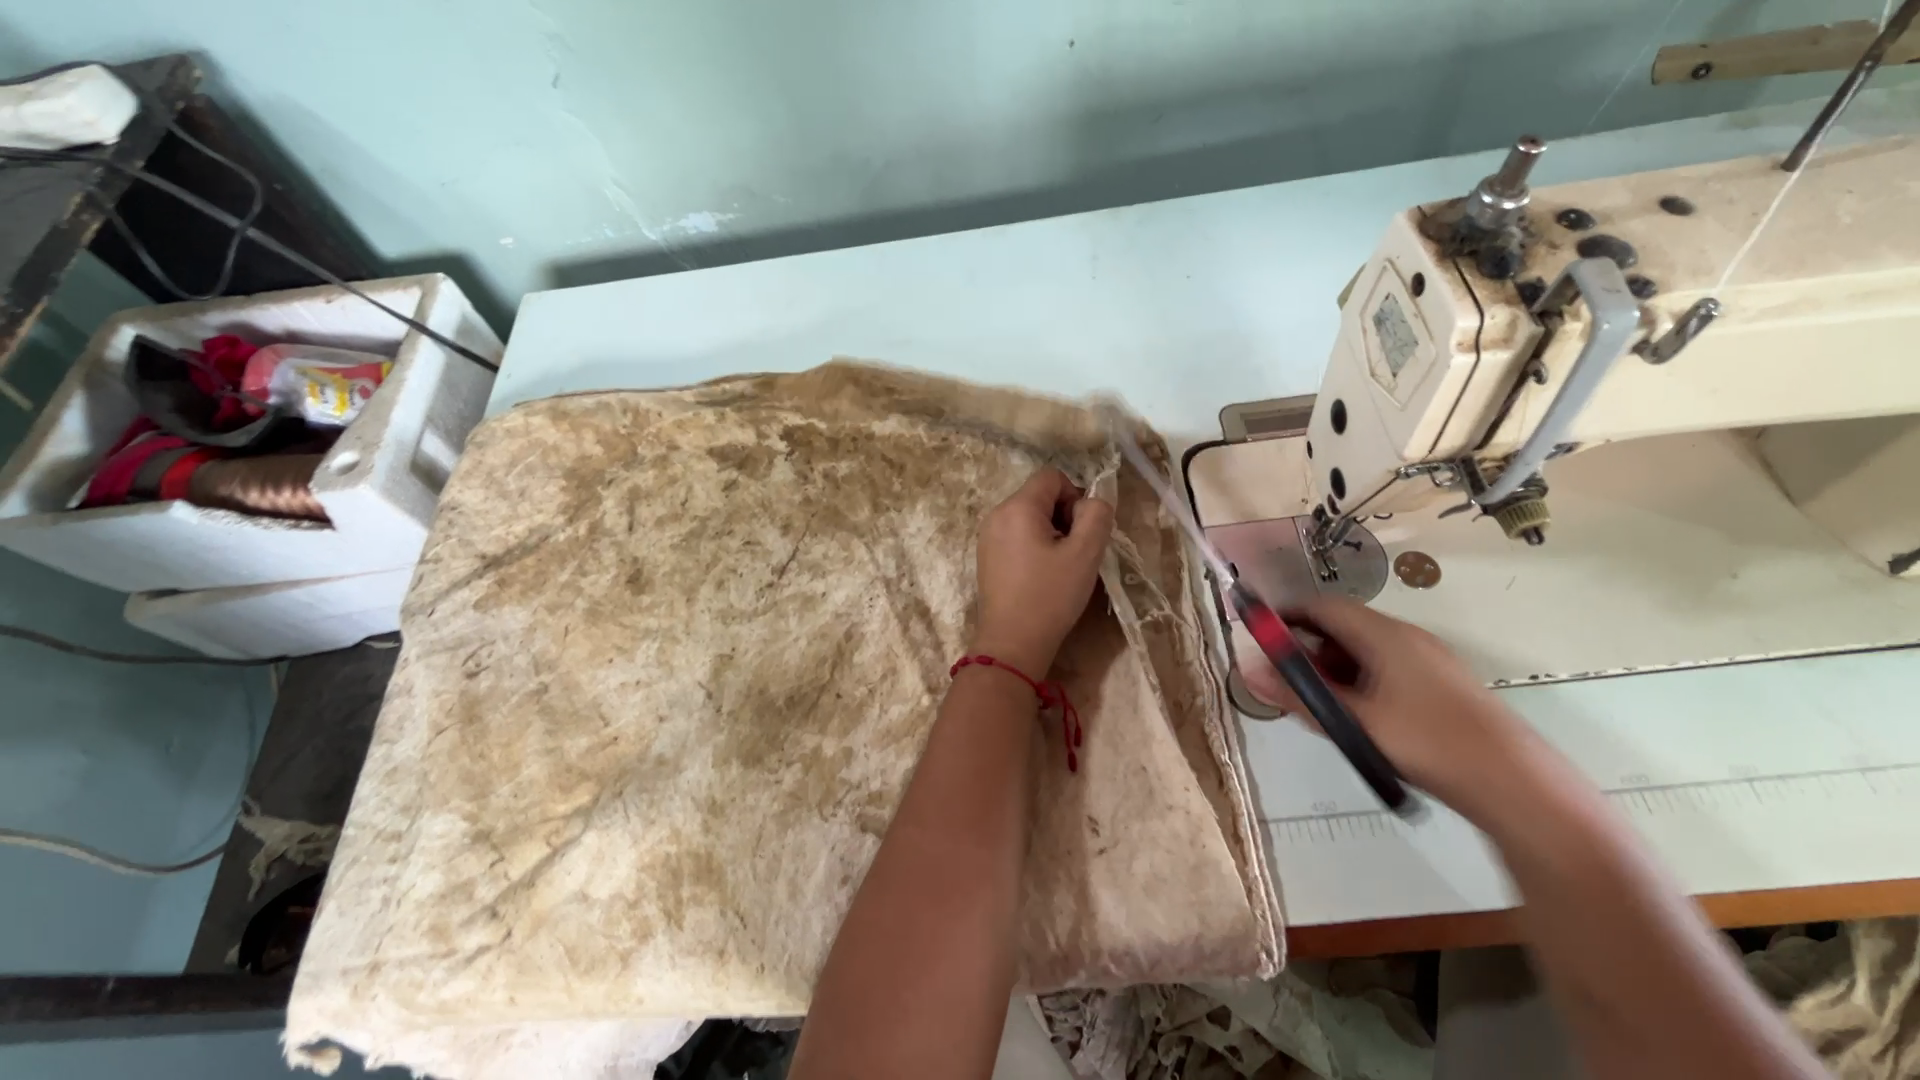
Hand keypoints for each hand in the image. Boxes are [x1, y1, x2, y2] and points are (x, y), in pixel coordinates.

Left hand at [969, 468, 1114, 675]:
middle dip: (1063, 516)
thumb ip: (1097, 515)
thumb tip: (1092, 501)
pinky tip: (1042, 577)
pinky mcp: (987, 558)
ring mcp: (987, 537)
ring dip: (1051, 533)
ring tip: (1059, 567)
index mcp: (1017, 507)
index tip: (1082, 530)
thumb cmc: (1050, 596)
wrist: (1012, 643)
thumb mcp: (1085, 554)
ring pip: (1029, 517)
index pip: (1052, 477)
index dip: (1075, 496)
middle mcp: (996, 515)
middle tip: (1075, 552)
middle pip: (1039, 496)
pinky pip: (1016, 537)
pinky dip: (1034, 547)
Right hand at [1242, 596, 1538, 812]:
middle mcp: (1407, 636)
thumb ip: (1298, 695)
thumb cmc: (1426, 743)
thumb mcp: (1352, 722)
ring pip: (1366, 649)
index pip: (1323, 606)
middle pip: (1344, 625)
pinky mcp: (1442, 683)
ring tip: (1322, 706)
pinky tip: (1361, 717)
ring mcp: (1429, 659)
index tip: (1261, 640)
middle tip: (1287, 682)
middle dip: (1308, 648)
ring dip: (1334, 668)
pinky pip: (1387, 667)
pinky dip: (1360, 681)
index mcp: (1384, 635)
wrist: (1512, 781)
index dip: (1287, 617)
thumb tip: (1248, 669)